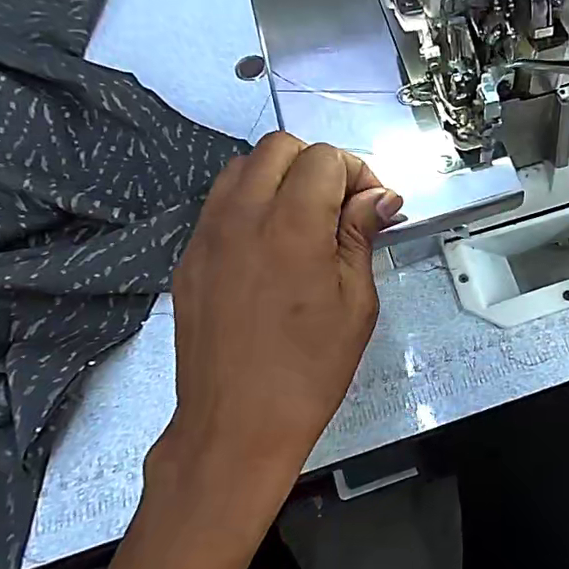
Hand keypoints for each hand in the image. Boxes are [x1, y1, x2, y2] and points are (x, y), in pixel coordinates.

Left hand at [150, 132, 401, 513]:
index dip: (357, 173)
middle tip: (343, 207)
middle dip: (320, 165)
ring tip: (307, 220)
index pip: (324, 159)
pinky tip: (273, 244)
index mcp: (291, 227)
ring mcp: (206, 234)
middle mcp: (242, 217)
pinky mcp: (189, 255)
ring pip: (243, 166)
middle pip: (280, 147)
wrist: (238, 421)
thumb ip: (361, 236)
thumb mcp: (356, 302)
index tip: (372, 206)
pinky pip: (220, 202)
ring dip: (282, 177)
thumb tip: (380, 197)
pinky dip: (252, 202)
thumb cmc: (309, 370)